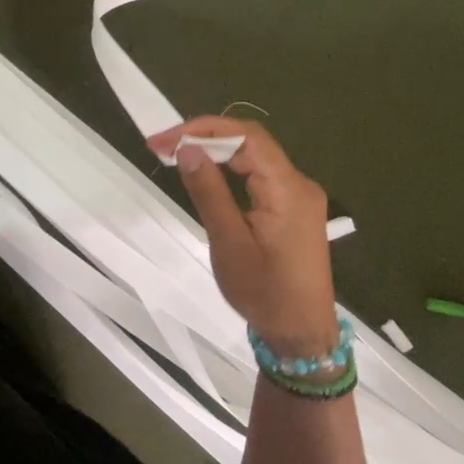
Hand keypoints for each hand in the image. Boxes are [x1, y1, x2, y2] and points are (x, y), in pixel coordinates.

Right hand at [149, 117, 338, 359]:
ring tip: (174, 155)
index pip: (247, 137)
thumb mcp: (229, 243)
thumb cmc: (265, 292)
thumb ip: (209, 191)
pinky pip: (258, 173)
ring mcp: (298, 196)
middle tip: (161, 147)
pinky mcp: (291, 207)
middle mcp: (299, 185)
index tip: (164, 140)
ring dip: (213, 149)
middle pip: (250, 141)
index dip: (203, 128)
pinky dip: (228, 166)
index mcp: (288, 190)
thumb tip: (187, 148)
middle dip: (203, 136)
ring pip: (253, 155)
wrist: (302, 335)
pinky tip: (205, 172)